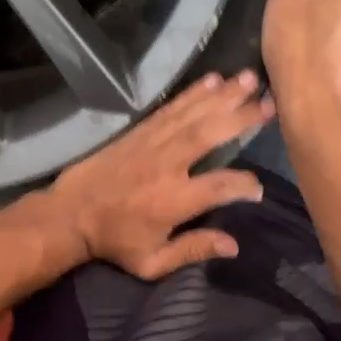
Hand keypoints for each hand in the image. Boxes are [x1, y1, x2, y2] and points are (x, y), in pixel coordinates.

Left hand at [44, 70, 271, 278]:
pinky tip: (213, 80)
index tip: (259, 187)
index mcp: (172, 200)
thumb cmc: (114, 241)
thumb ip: (192, 250)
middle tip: (271, 102)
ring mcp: (151, 143)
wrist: (69, 214)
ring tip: (250, 78)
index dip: (244, 185)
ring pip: (192, 114)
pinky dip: (193, 93)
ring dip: (223, 96)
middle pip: (209, 134)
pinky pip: (171, 109)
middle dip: (241, 117)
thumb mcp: (151, 262)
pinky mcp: (139, 132)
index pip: (219, 186)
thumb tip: (233, 245)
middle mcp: (166, 165)